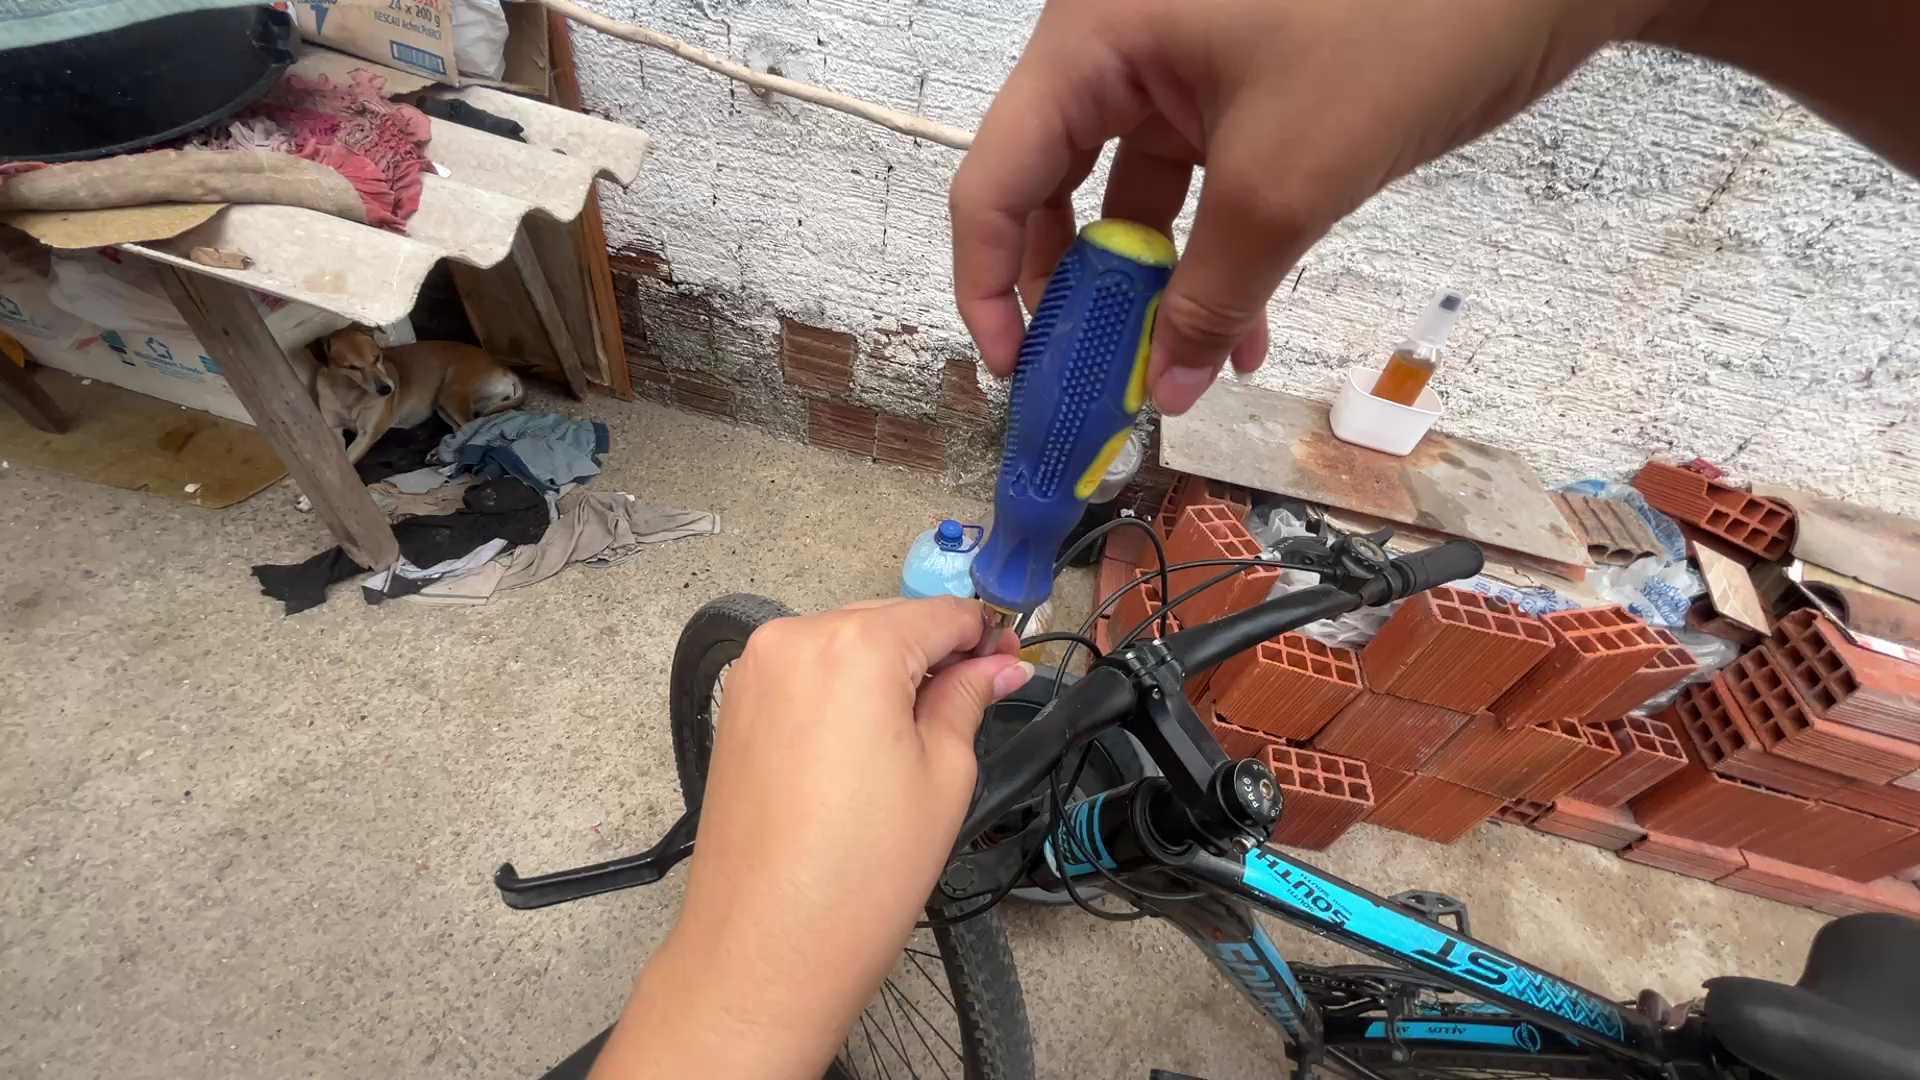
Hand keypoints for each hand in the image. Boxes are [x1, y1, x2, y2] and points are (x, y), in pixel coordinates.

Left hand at [593, 597, 1031, 1079]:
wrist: (763, 951)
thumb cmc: (859, 873)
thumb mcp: (944, 772)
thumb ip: (969, 697)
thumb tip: (998, 665)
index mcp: (856, 647)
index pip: (940, 613)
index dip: (985, 632)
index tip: (1008, 656)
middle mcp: (796, 638)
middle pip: (891, 619)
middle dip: (938, 649)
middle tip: (978, 688)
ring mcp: (758, 668)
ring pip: (848, 638)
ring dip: (893, 663)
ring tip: (926, 716)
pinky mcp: (739, 700)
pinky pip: (810, 665)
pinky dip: (847, 680)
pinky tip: (872, 724)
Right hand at [949, 0, 1673, 414]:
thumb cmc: (1411, 21)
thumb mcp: (1286, 180)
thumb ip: (1211, 298)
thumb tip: (1168, 398)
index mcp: (1094, 40)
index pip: (995, 179)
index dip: (987, 284)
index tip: (1016, 367)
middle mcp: (1114, 49)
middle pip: (1048, 195)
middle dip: (1074, 296)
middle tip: (1091, 373)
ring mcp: (1173, 70)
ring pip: (1124, 206)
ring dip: (1152, 294)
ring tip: (1178, 370)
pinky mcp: (1228, 92)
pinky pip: (1191, 196)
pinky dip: (1208, 264)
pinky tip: (1244, 332)